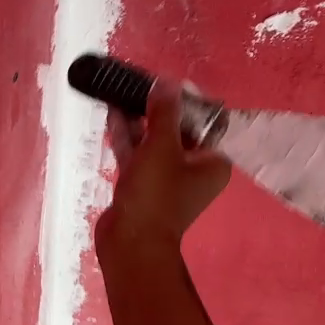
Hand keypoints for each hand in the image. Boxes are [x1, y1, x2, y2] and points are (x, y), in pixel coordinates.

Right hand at [95, 78, 231, 253]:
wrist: (130, 242)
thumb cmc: (155, 194)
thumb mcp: (161, 145)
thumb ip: (164, 111)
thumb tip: (167, 82)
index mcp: (212, 163)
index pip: (204, 122)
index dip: (184, 101)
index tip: (163, 83)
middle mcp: (193, 171)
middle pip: (176, 131)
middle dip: (156, 109)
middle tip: (138, 84)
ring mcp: (166, 181)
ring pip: (153, 143)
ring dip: (138, 121)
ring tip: (120, 93)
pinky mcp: (142, 188)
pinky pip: (138, 157)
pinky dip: (128, 139)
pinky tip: (113, 114)